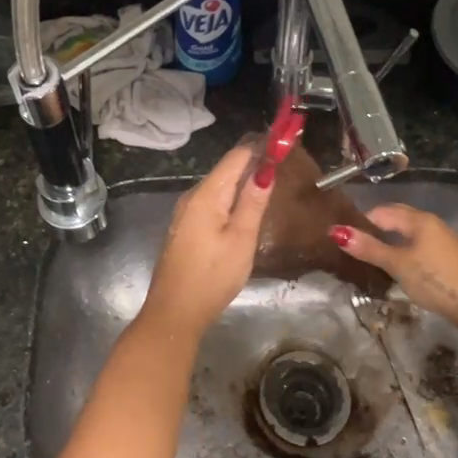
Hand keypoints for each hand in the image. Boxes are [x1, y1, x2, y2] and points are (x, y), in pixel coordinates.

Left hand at [137, 146, 271, 337]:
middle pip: (225, 170)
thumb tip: (266, 168)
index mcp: (206, 195)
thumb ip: (253, 203)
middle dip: (252, 165)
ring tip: (269, 184)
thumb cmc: (212, 276)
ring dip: (241, 183)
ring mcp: (185, 214)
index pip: (235, 157)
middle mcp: (192, 197)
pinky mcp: (184, 229)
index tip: (283, 144)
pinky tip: (243, 211)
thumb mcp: (240, 240)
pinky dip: (229, 200)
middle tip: (283, 165)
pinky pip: (210, 204)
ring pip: (218, 188)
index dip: (259, 149)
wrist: (174, 313)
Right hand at [331, 205, 457, 333]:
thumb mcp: (398, 265)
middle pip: (396, 218)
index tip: (343, 239)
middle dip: (375, 228)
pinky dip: (403, 250)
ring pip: (408, 233)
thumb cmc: (435, 280)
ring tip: (371, 257)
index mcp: (418, 219)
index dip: (361, 222)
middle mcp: (431, 223)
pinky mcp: (448, 257)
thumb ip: (369, 248)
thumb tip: (336, 231)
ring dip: (389, 241)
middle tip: (354, 246)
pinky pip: (418, 245)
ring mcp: (442, 240)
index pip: (381, 212)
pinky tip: (397, 267)